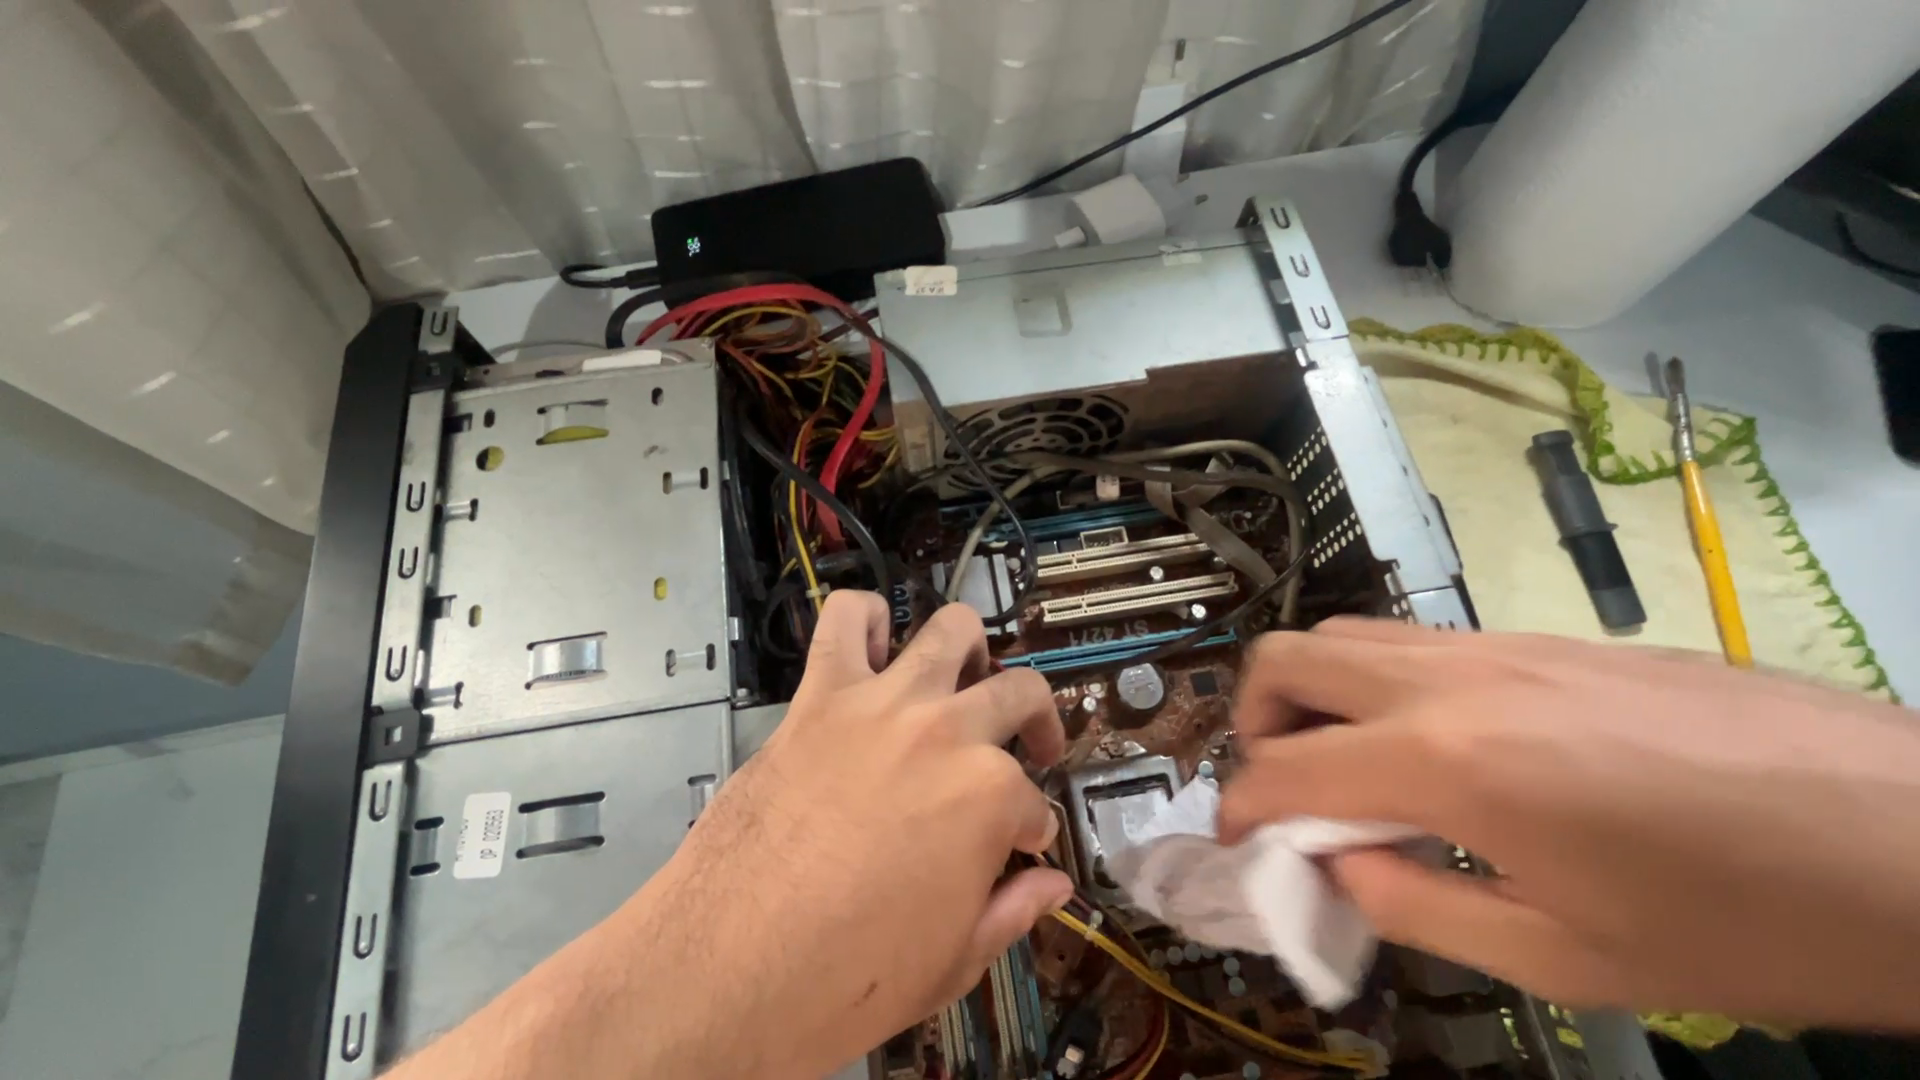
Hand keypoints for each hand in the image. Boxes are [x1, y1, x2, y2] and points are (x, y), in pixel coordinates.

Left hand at [637, 593, 1070, 1074]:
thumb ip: (1011, 911)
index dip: (1031, 830)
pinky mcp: (819, 697)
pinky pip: (844, 621)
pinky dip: (866, 618)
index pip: (1033, 804)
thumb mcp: (950, 963)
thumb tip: (1050, 885)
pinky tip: (876, 644)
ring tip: (965, 677)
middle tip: (1030, 750)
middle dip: (1037, 725)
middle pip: (1017, 695)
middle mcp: (946, 732)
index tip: (1021, 847)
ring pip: (950, 630)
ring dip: (969, 649)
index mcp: (989, 796)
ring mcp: (882, 705)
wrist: (726, 968)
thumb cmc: (843, 979)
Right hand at [1218, 618, 1919, 1029]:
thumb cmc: (1745, 924)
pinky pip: (1418, 642)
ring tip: (1350, 761)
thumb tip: (1339, 867)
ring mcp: (1499, 644)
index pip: (1285, 768)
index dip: (1240, 805)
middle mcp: (1451, 679)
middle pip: (1288, 658)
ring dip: (1314, 693)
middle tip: (1281, 784)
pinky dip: (1383, 686)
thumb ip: (1415, 906)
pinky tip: (1442, 745)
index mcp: (1447, 760)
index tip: (1237, 838)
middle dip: (1253, 721)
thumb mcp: (1566, 956)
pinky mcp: (1545, 638)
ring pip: (1346, 635)